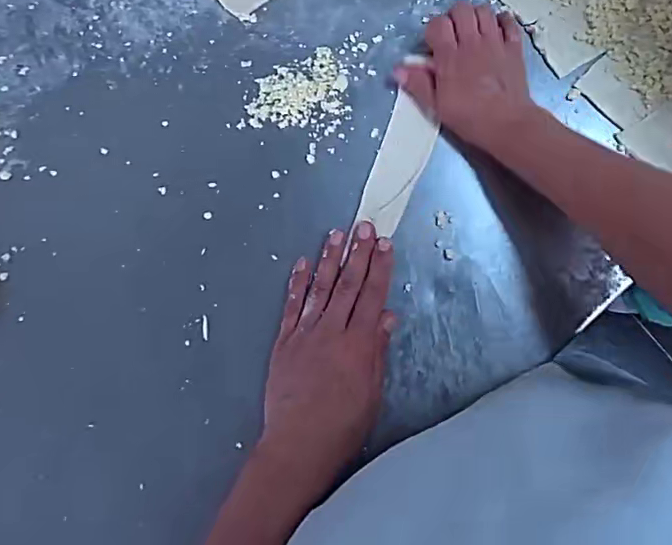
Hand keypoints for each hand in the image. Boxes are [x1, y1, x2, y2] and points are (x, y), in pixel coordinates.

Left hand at [256, 223, 395, 493]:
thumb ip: (377, 351)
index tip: (384, 243)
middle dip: (357, 253)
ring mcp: (305, 333)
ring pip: (320, 287)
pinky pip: (292, 305)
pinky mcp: (284, 341)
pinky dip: (298, 282)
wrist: (297, 445)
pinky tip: (303, 262)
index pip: (371, 296)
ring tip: (337, 233)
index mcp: (357, 345)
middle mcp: (331, 331)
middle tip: (363, 225)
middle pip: (347, 285)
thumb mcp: (371, 394)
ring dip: (329, 258)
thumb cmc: (341, 427)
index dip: (379, 268)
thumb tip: (387, 316)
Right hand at [393, 1, 541, 152]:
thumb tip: (398, 70)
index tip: (433, 44)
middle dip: (453, 16)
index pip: (438, 24)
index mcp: (450, 56)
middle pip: (461, 9)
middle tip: (452, 34)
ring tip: (472, 30)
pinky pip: (509, 22)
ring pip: (484, 10)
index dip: (433, 29)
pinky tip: (495, 31)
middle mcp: (472, 43)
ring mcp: (495, 43)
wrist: (509, 125)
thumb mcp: (437, 106)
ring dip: (475, 15)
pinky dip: (501, 21)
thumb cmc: (470, 117)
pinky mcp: (514, 47)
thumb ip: (418, 84)